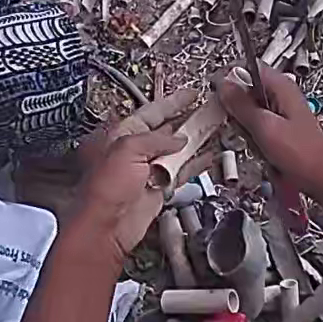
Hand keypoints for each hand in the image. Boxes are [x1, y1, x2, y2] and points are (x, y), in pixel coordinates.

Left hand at [67, 90, 198, 267]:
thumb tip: (180, 138)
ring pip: (178, 150)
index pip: (152, 112)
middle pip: (167, 130)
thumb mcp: (127, 150)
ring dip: (197, 140)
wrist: (106, 227)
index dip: (173, 102)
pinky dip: (197, 163)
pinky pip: (182, 171)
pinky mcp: (160, 187)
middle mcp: (136, 150)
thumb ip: (156, 139)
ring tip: (216, 128)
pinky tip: (210, 155)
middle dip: (188, 120)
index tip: (192, 94)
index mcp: (122, 134)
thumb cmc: (106, 187)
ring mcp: (149, 169)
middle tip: (209, 110)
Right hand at [215, 66, 322, 210]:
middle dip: (236, 105)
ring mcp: (281, 110)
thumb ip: (241, 104)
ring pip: (250, 108)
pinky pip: (257, 123)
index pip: (248, 67)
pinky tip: (256, 145)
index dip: (229, 78)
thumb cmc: (301, 154)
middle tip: (233, 122)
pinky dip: (252, 132)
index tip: (218, 95)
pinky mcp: (280, 126)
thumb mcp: (264, 127)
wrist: (321, 179)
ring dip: (243, 122)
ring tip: (249, 138)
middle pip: (247, 88)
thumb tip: (224, 84)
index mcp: (281, 86)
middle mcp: (282, 94)